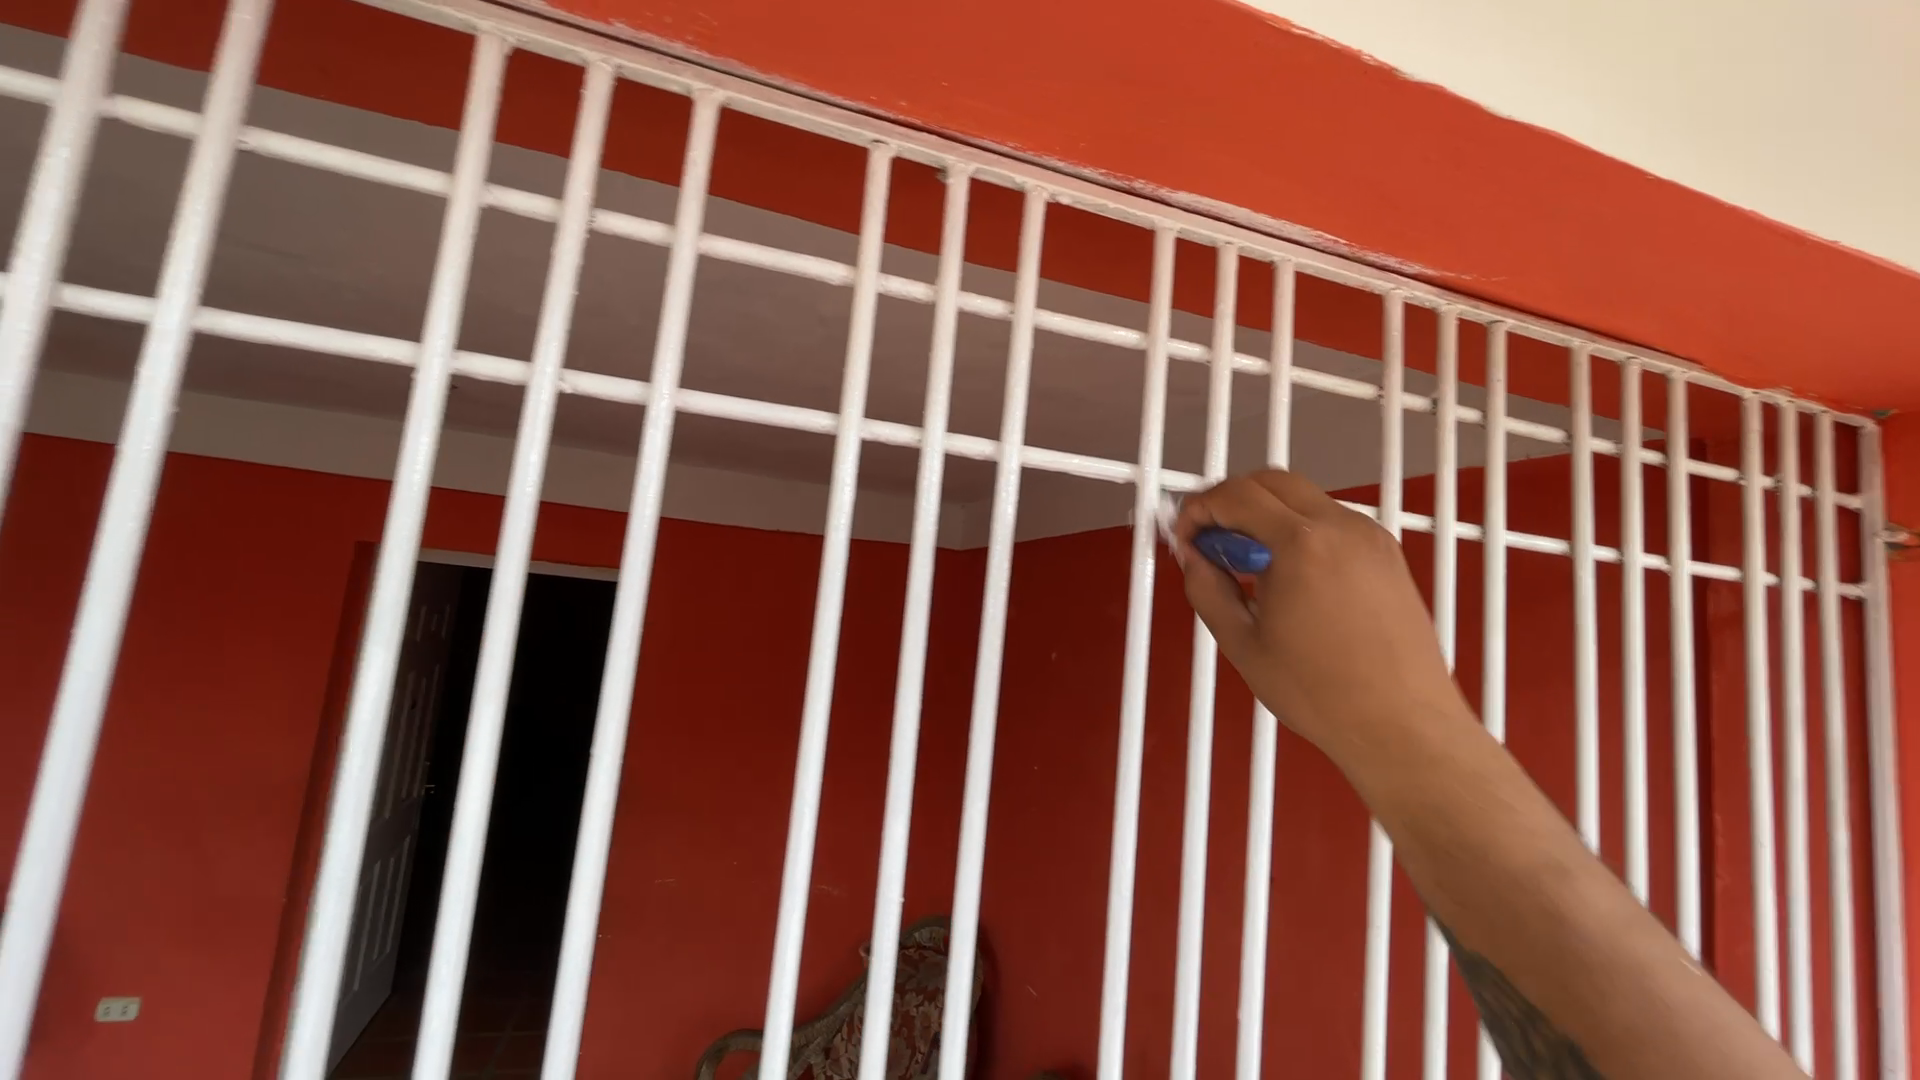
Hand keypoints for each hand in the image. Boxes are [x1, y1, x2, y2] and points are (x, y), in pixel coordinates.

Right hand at [1170, 469, 1465, 756]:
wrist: (1402, 725)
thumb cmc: (1318, 691)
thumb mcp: (1242, 643)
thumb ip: (1207, 589)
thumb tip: (1194, 558)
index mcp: (1301, 543)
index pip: (1237, 495)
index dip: (1199, 509)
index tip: (1185, 536)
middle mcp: (1340, 526)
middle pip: (1271, 480)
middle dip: (1230, 499)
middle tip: (1209, 538)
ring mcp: (1370, 538)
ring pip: (1303, 497)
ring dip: (1265, 513)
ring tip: (1246, 563)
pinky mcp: (1387, 555)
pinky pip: (1330, 522)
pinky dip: (1297, 530)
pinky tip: (1286, 576)